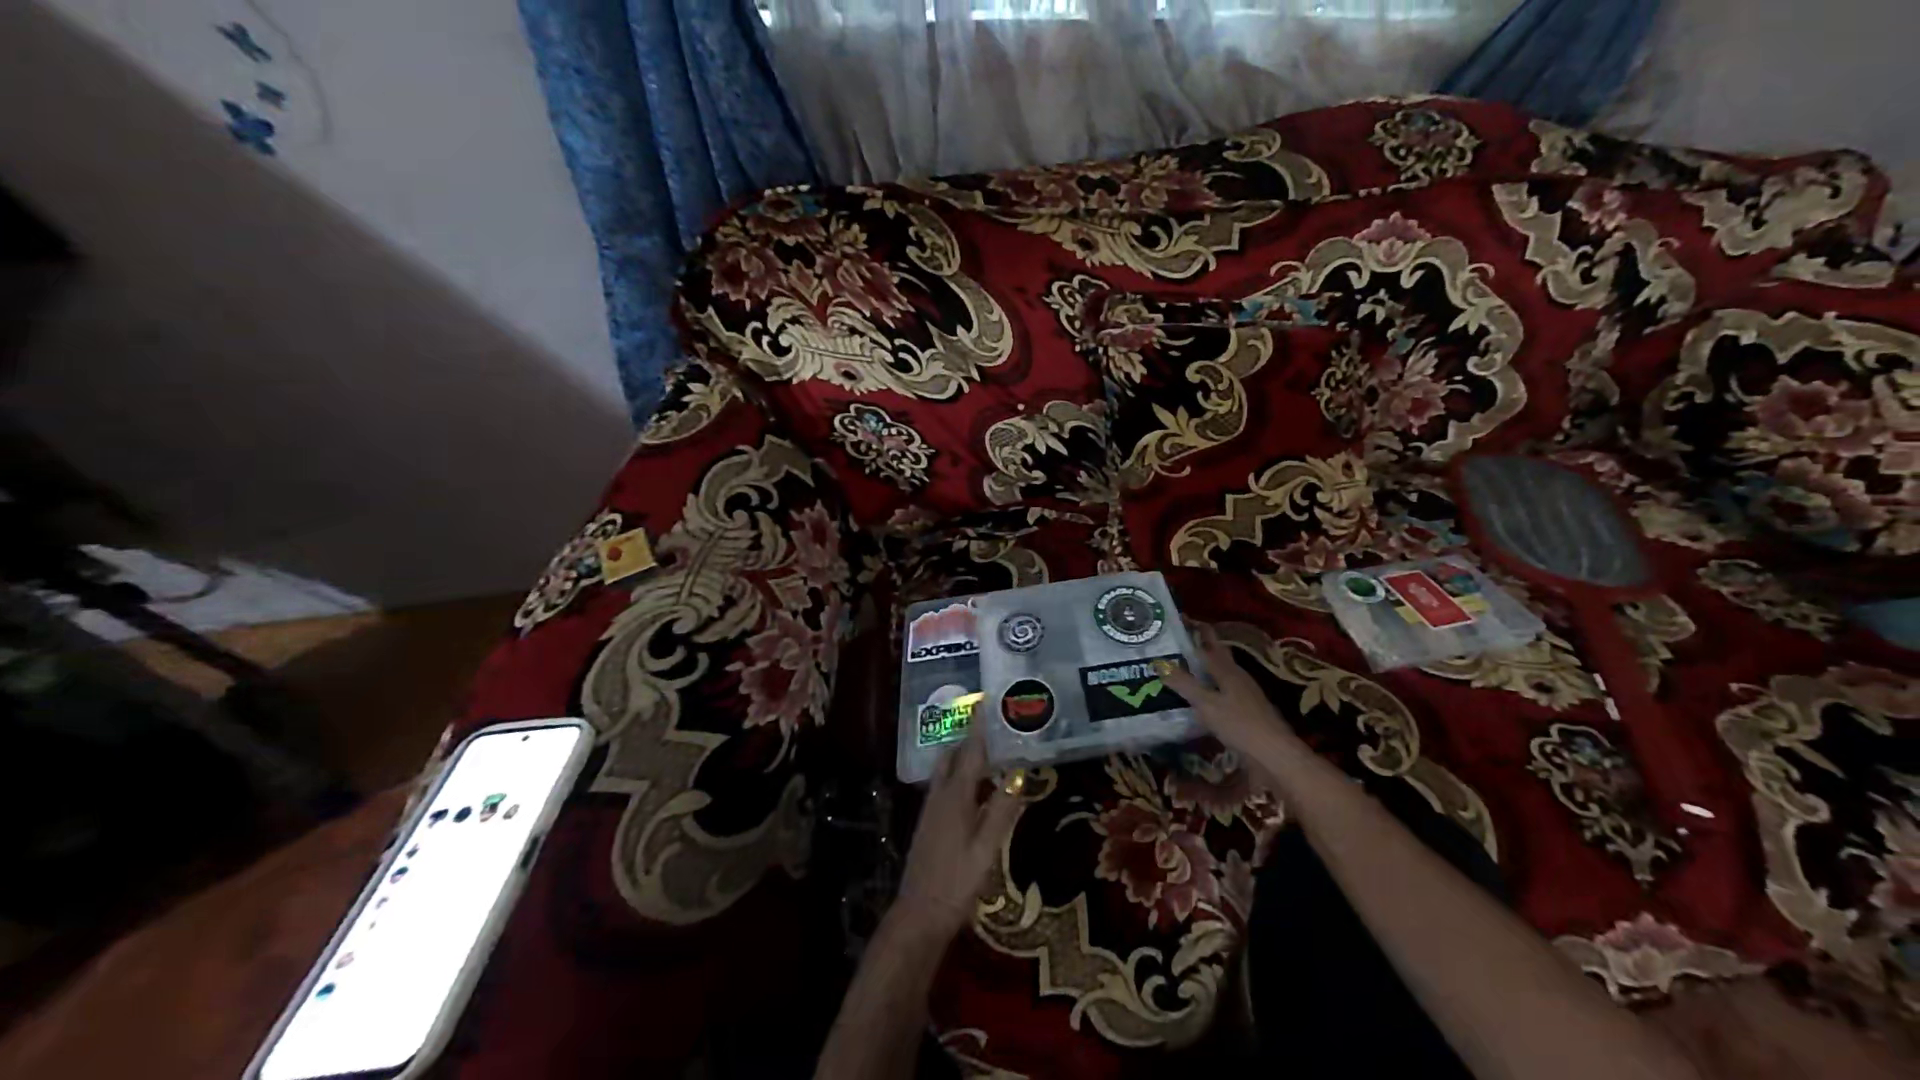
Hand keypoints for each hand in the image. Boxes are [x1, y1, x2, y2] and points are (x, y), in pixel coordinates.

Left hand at [892, 730, 1020, 940]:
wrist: (919, 914)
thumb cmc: (956, 883)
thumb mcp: (986, 850)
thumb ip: (1001, 813)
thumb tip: (1020, 777)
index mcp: (955, 799)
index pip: (970, 754)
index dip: (978, 729)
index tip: (986, 703)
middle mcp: (939, 797)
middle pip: (952, 757)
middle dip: (968, 737)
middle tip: (990, 723)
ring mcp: (930, 811)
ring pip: (945, 771)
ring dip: (962, 755)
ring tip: (985, 747)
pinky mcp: (928, 824)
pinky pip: (944, 786)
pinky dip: (958, 774)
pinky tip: (971, 785)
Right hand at [1162, 627, 1298, 758]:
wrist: (1275, 756)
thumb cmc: (1240, 725)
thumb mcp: (1206, 704)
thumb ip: (1183, 683)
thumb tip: (1158, 662)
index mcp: (1228, 670)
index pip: (1209, 642)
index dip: (1196, 629)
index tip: (1179, 618)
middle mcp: (1237, 677)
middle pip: (1216, 656)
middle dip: (1198, 647)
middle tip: (1173, 645)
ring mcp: (1244, 695)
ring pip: (1218, 675)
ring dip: (1201, 669)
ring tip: (1178, 670)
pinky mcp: (1246, 712)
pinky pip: (1220, 692)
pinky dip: (1206, 689)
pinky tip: (1195, 700)